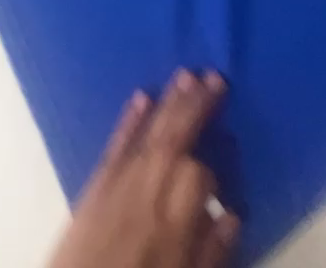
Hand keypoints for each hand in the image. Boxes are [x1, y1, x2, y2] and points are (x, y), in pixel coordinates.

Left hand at [49, 70, 239, 267]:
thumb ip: (210, 251)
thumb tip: (231, 214)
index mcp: (173, 223)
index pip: (199, 174)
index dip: (215, 164)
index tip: (226, 159)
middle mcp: (146, 195)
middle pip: (174, 142)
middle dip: (195, 107)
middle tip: (215, 76)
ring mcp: (117, 187)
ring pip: (148, 137)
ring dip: (168, 104)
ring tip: (186, 75)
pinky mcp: (93, 187)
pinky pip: (114, 148)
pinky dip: (128, 122)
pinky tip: (141, 97)